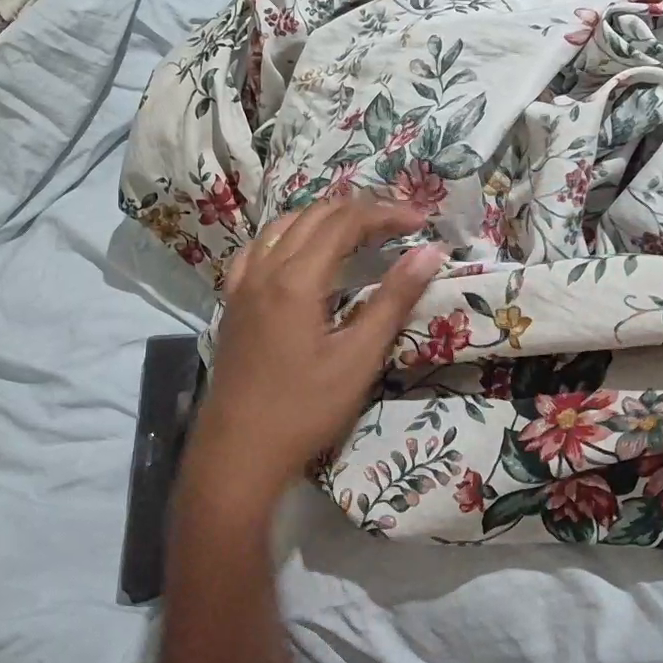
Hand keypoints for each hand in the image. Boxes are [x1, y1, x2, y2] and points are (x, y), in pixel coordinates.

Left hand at [183, 195, 445, 508]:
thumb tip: (429, 252)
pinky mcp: (232, 302)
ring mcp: (243, 284)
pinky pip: (257, 249)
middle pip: (315, 215)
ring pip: (283, 225)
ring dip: (323, 218)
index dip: (385, 213)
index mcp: (297, 279)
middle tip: (397, 223)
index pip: (345, 222)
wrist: (238, 452)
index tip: (420, 220)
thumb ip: (393, 300)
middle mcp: (266, 269)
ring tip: (357, 230)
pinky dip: (286, 236)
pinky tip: (298, 252)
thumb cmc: (304, 410)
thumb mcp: (359, 358)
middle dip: (359, 210)